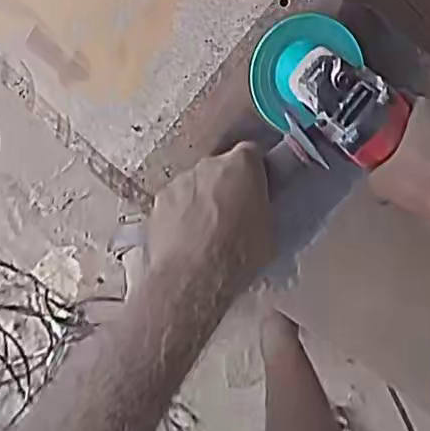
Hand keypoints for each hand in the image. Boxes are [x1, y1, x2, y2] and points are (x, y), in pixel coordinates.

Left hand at [147, 142, 272, 289]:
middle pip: (220, 167)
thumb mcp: (270, 229)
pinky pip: (176, 201)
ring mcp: (181, 180)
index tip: (255, 188)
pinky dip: (180, 213)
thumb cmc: (239, 254)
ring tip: (205, 231)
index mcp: (242, 165)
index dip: (254, 170)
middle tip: (232, 212)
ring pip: (196, 184)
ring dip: (202, 199)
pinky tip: (185, 237)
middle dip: (226, 184)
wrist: (192, 277)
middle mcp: (209, 164)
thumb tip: (258, 203)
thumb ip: (262, 204)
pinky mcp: (160, 199)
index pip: (251, 153)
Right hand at [368, 98, 429, 229]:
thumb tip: (374, 172)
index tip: (386, 131)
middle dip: (417, 130)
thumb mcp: (381, 181)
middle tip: (404, 150)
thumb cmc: (422, 185)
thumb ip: (373, 169)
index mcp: (426, 110)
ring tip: (426, 167)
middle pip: (427, 117)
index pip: (404, 101)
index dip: (393, 117)